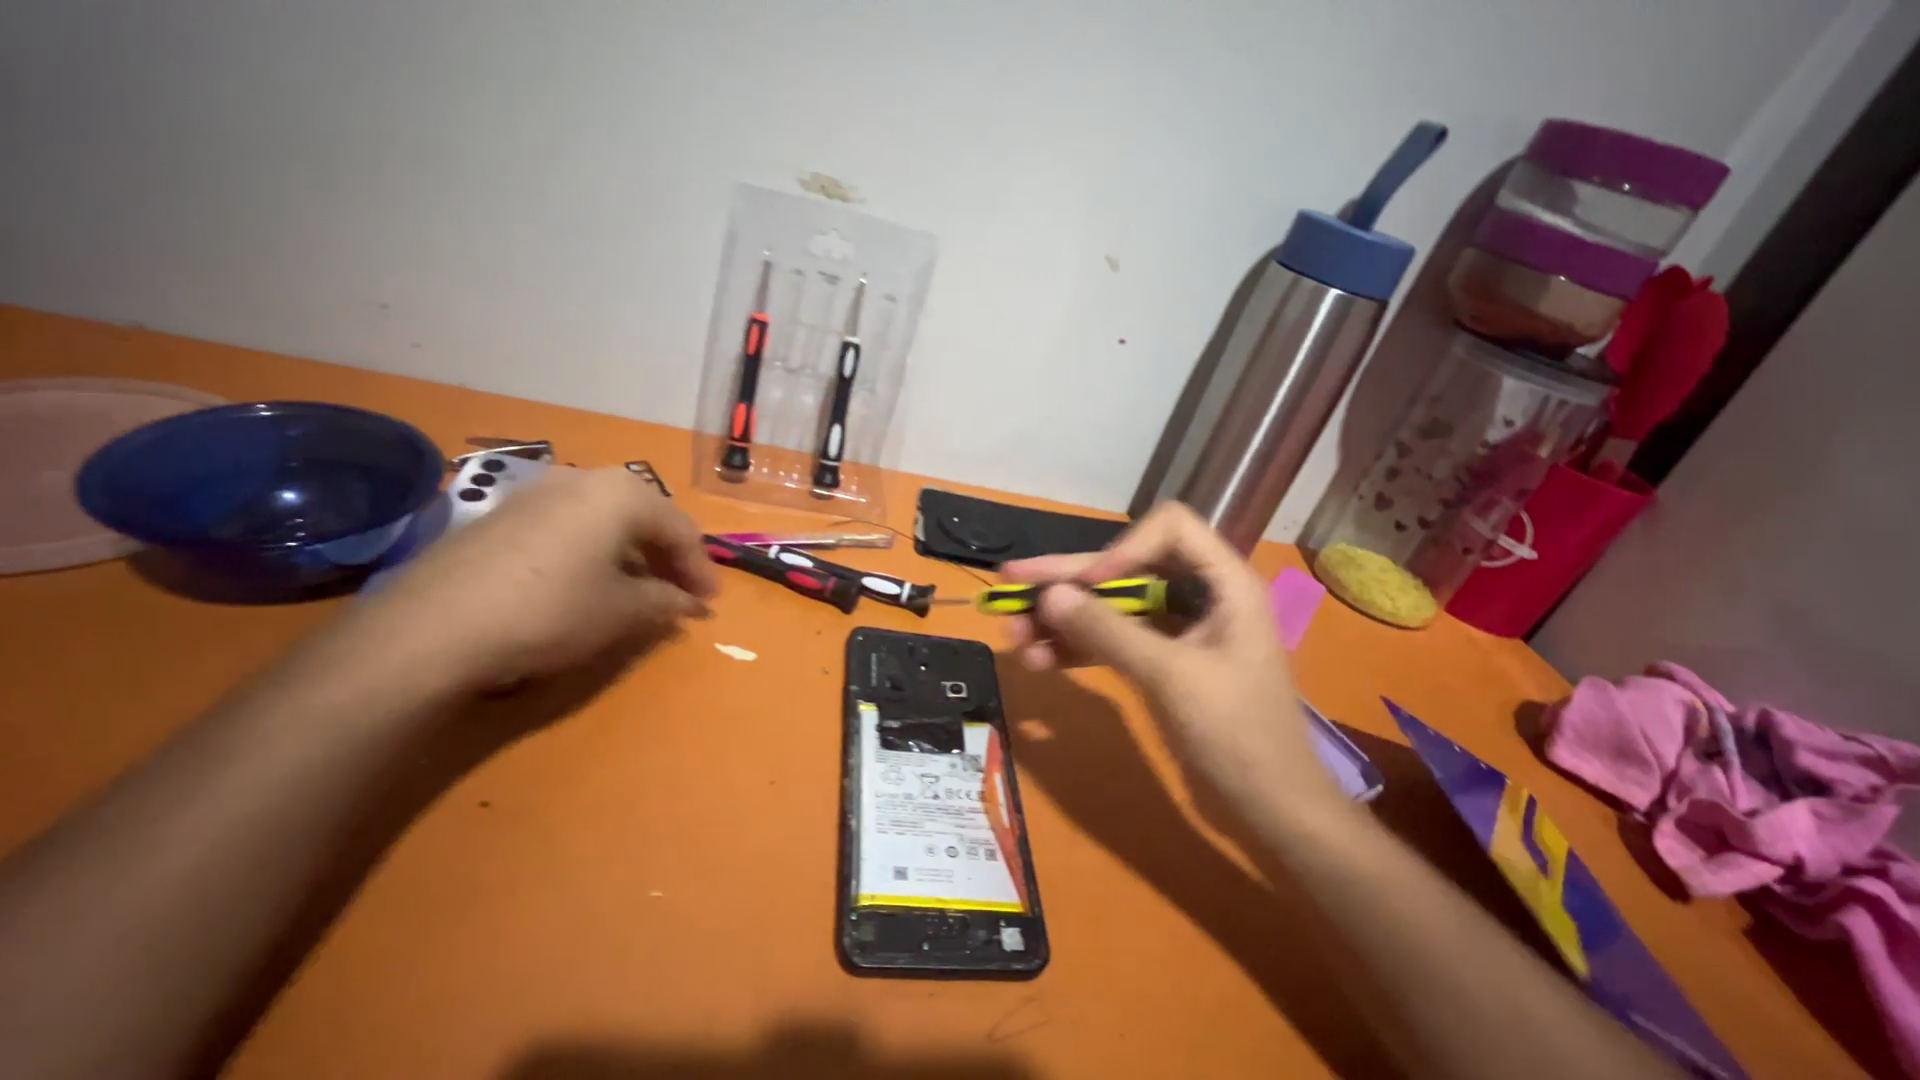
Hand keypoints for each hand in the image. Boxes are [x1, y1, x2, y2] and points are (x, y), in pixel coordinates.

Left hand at [361, 465, 717, 688]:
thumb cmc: (551, 611)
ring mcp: (535, 492)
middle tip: (678, 594)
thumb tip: (688, 602)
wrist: (435, 626)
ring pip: (602, 519)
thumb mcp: (621, 613)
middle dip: (665, 556)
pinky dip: (589, 552)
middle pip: (642, 515)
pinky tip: (584, 584)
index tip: (709, 604)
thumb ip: (665, 602)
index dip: (700, 569)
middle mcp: (581, 479)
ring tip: (634, 591)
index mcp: (621, 493)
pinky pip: (566, 527)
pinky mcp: (500, 515)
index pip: (681, 528)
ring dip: (628, 553)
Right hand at [1000, 503, 1343, 815]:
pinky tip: (1039, 661)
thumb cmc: (1237, 734)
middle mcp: (1202, 596)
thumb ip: (1109, 631)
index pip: (1168, 528)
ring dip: (1065, 619)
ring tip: (1012, 635)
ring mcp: (1181, 631)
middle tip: (1008, 585)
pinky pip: (1115, 642)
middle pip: (1127, 568)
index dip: (1122, 548)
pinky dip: (1079, 648)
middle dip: (1069, 582)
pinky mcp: (1165, 664)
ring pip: (1114, 608)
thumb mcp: (1171, 677)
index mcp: (1224, 583)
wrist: (1272, 806)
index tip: (1086, 586)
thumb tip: (1048, 596)